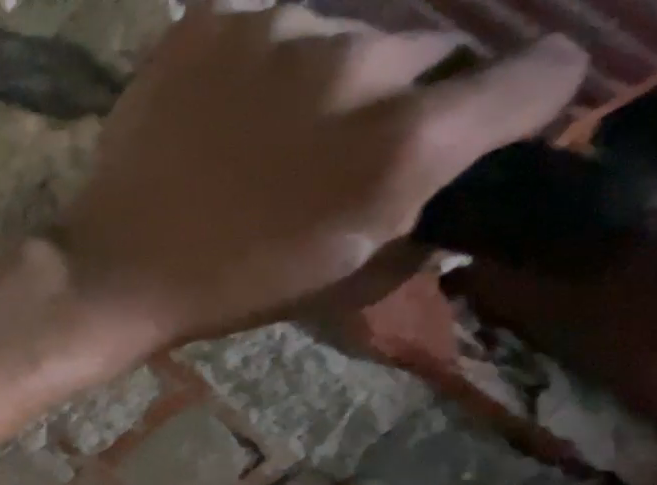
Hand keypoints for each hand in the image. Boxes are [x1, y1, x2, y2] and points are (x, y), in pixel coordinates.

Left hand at [57, 5, 587, 353]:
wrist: (117, 268)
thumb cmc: (233, 287)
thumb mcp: (348, 275)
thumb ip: (428, 214)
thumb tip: (457, 174)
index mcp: (407, 138)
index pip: (538, 72)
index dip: (526, 95)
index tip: (498, 112)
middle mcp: (359, 64)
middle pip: (427, 50)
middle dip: (403, 92)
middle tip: (342, 140)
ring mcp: (280, 31)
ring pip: (344, 33)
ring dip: (326, 73)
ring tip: (269, 126)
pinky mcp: (212, 22)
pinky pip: (266, 24)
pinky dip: (259, 60)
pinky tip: (225, 106)